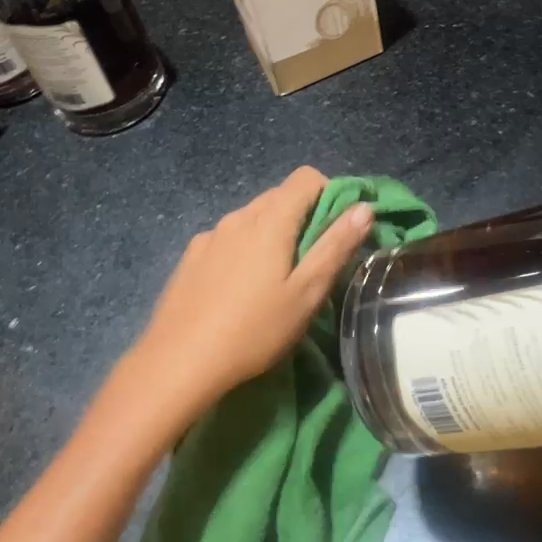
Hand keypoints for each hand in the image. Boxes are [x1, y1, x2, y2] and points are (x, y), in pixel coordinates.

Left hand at [124, 166, 373, 414]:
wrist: (177, 364)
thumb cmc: (253, 330)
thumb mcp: (306, 293)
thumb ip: (336, 246)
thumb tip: (364, 207)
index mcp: (271, 220)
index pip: (306, 177)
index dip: (330, 193)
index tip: (337, 230)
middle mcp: (239, 216)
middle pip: (280, 197)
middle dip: (303, 218)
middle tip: (311, 262)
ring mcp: (210, 235)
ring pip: (252, 218)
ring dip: (272, 234)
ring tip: (275, 280)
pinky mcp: (191, 257)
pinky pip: (228, 238)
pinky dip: (243, 250)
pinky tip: (238, 290)